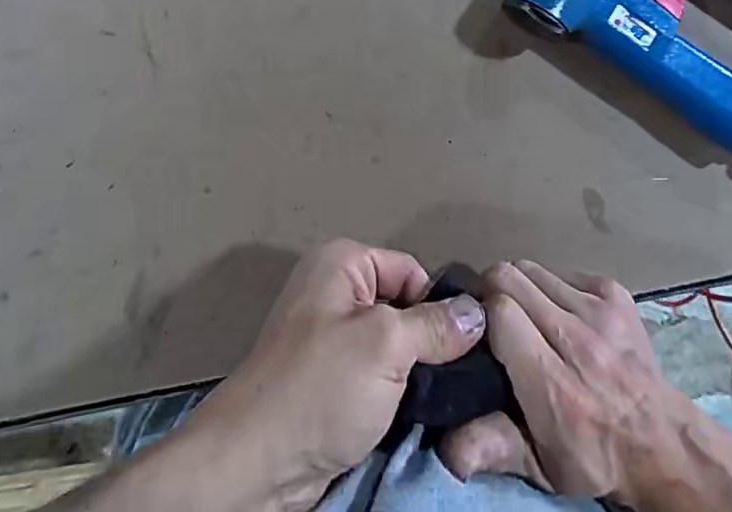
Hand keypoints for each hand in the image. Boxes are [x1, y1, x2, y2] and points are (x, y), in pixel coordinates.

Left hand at [163, 239, 486, 510]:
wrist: (254, 469)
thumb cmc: (318, 389)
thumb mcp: (386, 345)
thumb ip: (436, 325)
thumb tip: (478, 311)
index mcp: (342, 263)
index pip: (412, 271)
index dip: (437, 304)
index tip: (461, 343)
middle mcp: (334, 292)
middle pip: (404, 307)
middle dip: (429, 341)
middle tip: (457, 375)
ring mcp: (330, 340)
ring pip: (394, 346)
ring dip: (415, 372)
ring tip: (441, 396)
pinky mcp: (330, 382)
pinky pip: (377, 375)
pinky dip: (397, 392)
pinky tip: (417, 412)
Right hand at [443, 260, 731, 511]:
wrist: (661, 438)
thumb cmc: (592, 455)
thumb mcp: (539, 465)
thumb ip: (492, 446)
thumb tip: (448, 447)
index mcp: (553, 383)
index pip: (500, 312)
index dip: (479, 315)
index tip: (473, 331)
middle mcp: (577, 337)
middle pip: (510, 277)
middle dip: (491, 291)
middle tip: (491, 318)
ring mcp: (600, 308)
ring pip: (532, 268)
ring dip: (519, 286)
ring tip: (523, 314)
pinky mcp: (614, 291)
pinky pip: (561, 270)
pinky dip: (550, 286)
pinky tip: (557, 313)